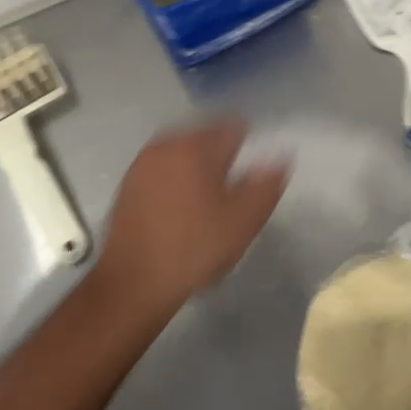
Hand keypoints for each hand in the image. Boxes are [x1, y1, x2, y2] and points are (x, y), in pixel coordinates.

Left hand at [95, 118, 289, 310]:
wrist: (134, 282)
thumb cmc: (195, 250)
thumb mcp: (243, 222)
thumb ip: (266, 184)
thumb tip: (282, 156)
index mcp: (197, 147)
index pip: (233, 126)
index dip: (250, 142)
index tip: (256, 166)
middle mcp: (167, 145)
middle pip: (205, 136)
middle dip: (222, 152)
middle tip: (235, 182)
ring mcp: (143, 163)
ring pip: (181, 151)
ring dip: (198, 164)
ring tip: (210, 194)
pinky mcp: (128, 183)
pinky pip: (162, 167)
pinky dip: (176, 176)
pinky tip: (182, 204)